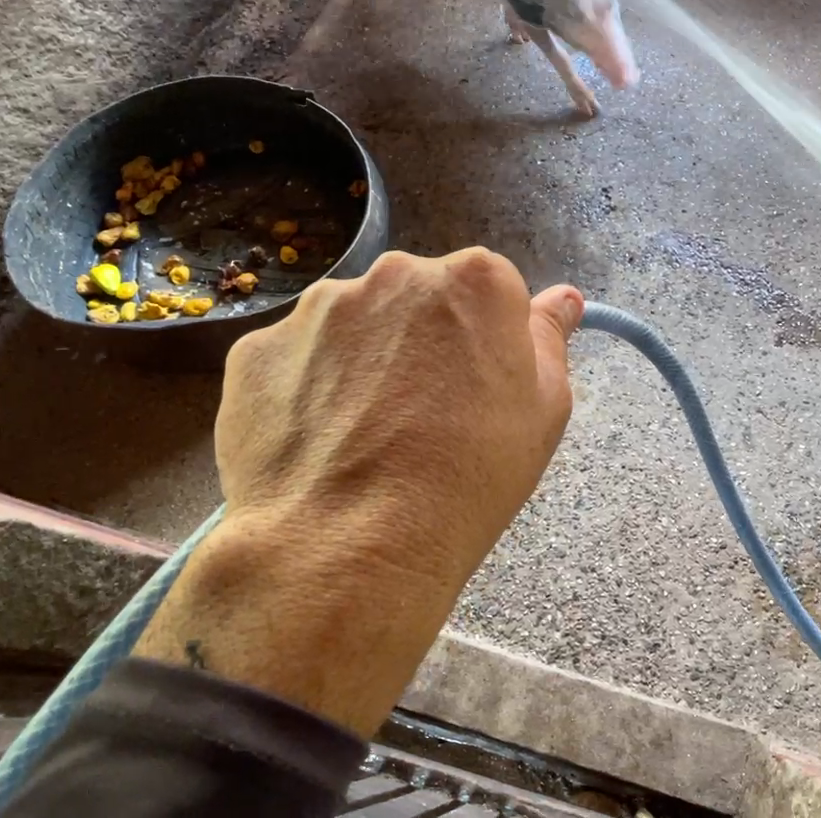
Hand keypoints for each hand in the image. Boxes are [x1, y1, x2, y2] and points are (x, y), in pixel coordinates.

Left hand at [134, 249, 582, 732]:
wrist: (348, 547)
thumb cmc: (471, 475)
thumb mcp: (543, 409)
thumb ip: (549, 338)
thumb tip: (563, 297)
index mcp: (474, 280)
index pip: (490, 289)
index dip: (488, 339)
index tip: (481, 386)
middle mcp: (395, 273)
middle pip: (421, 298)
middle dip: (426, 338)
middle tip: (427, 413)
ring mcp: (318, 308)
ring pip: (356, 324)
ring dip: (365, 359)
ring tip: (365, 434)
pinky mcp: (257, 349)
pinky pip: (298, 359)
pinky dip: (309, 388)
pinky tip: (319, 442)